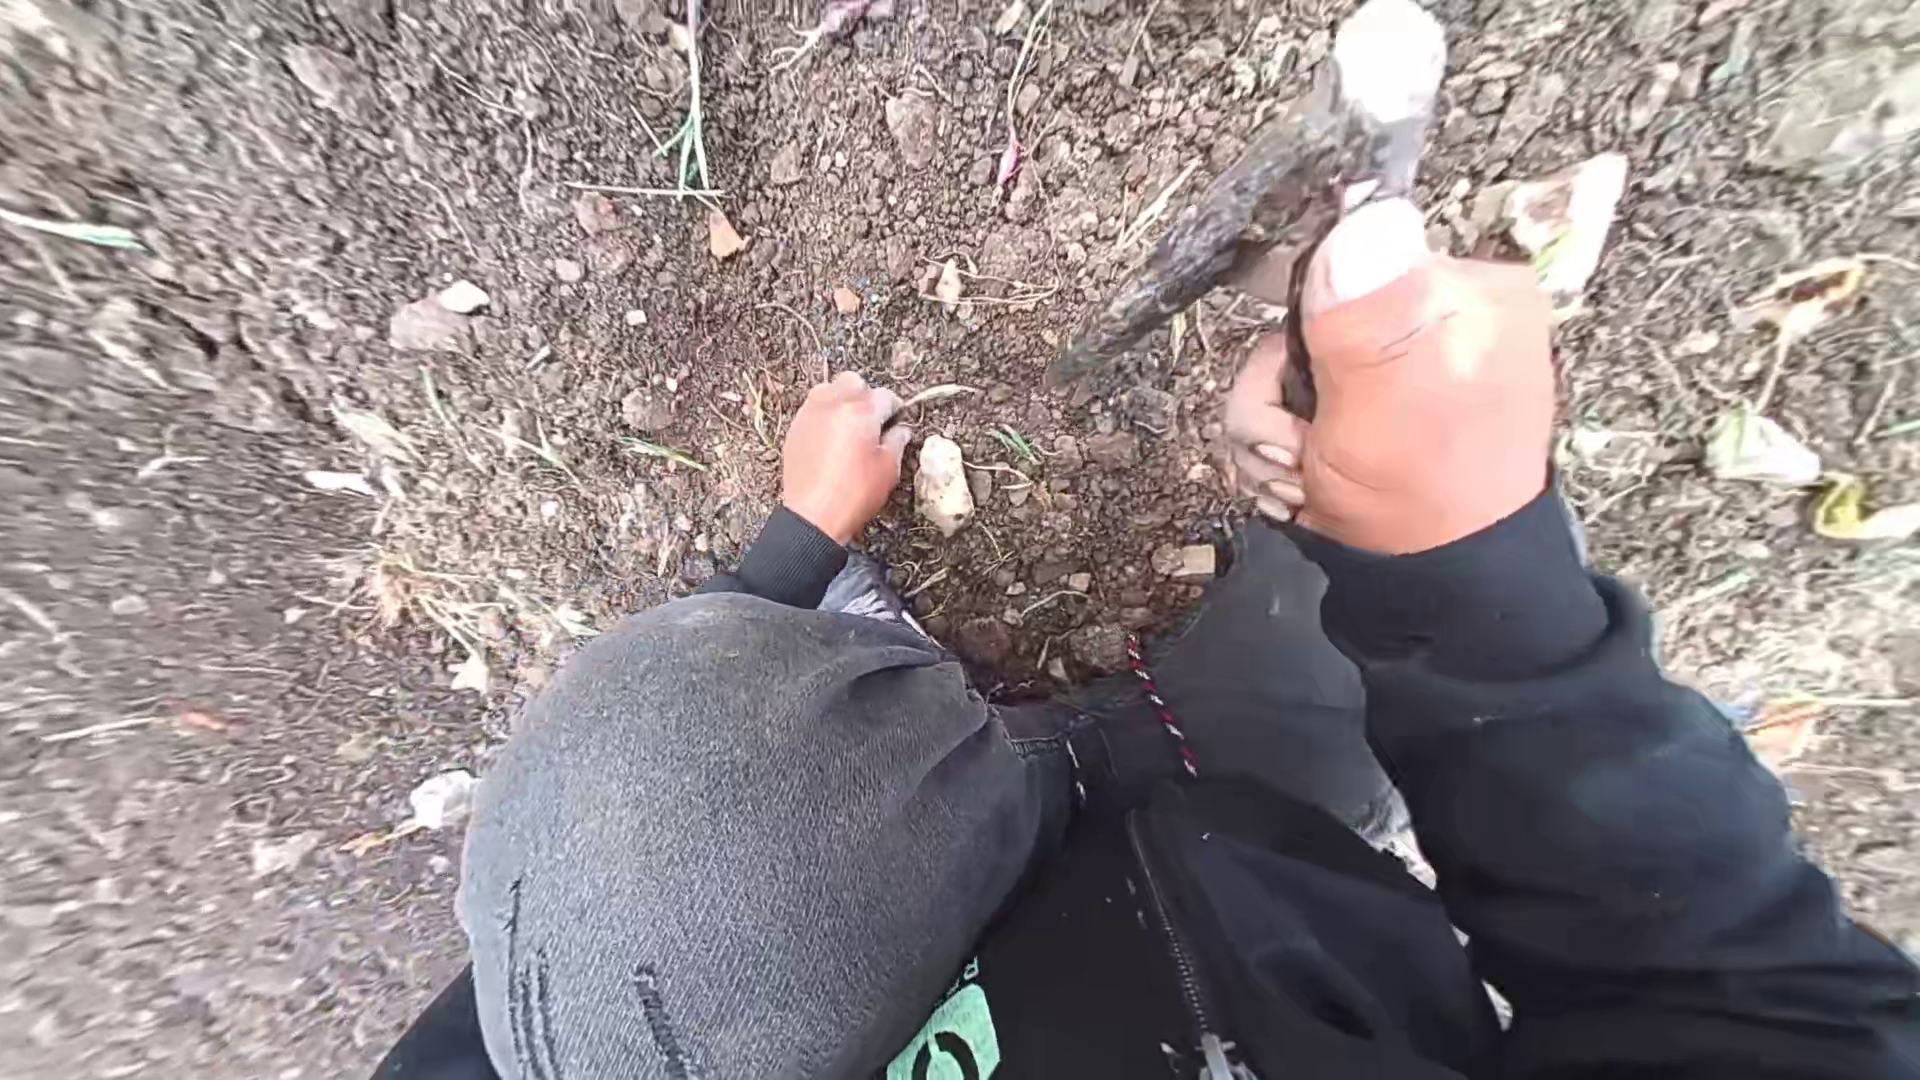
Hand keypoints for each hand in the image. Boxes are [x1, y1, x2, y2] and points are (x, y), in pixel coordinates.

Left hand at [781, 371, 911, 543]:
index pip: (884, 395)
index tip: (895, 421)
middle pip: (853, 381)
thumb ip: (897, 441)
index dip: (894, 409)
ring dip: (842, 400)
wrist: (814, 515)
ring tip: (849, 425)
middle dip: (865, 396)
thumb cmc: (855, 493)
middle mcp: (834, 403)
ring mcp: (810, 413)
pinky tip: (831, 438)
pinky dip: (824, 414)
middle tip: (872, 421)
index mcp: (862, 411)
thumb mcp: (888, 469)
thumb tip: (900, 430)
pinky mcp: (796, 428)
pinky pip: (812, 408)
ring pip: (829, 389)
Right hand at [1225, 198, 1555, 553]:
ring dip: (1262, 437)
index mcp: (1453, 298)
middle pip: (1286, 333)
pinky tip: (1294, 483)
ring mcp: (1368, 372)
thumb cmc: (1420, 492)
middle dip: (1269, 402)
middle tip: (1295, 449)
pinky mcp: (1339, 409)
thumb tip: (1361, 220)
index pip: (1341, 262)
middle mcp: (1408, 325)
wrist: (1418, 574)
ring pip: (1266, 380)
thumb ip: (1371, 320)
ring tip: (1294, 478)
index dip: (1292, 315)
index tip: (1286, 373)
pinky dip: (1268, 453)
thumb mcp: (1393, 404)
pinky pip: (1271, 413)